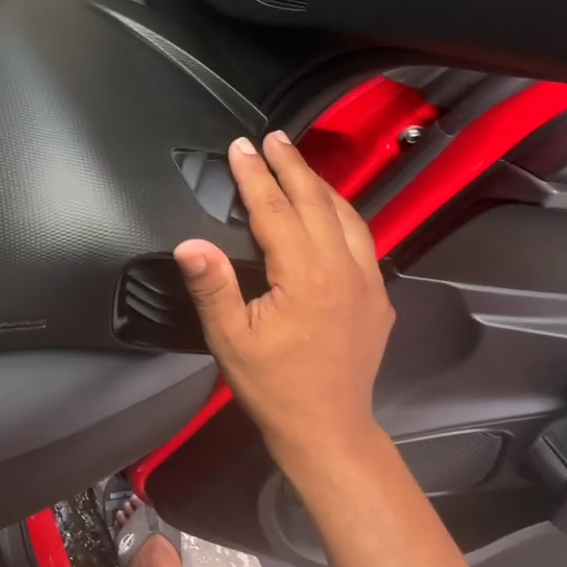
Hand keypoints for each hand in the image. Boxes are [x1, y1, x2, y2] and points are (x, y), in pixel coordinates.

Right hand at [173, 132, 394, 463]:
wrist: (327, 428)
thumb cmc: (272, 385)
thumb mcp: (229, 339)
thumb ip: (213, 286)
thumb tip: (189, 244)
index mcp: (305, 276)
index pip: (276, 211)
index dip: (255, 176)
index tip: (241, 146)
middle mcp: (343, 269)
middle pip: (317, 203)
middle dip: (292, 166)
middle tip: (272, 138)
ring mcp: (366, 283)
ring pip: (346, 217)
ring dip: (320, 185)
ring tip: (298, 163)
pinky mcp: (377, 298)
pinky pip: (361, 240)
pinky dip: (341, 214)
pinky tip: (331, 213)